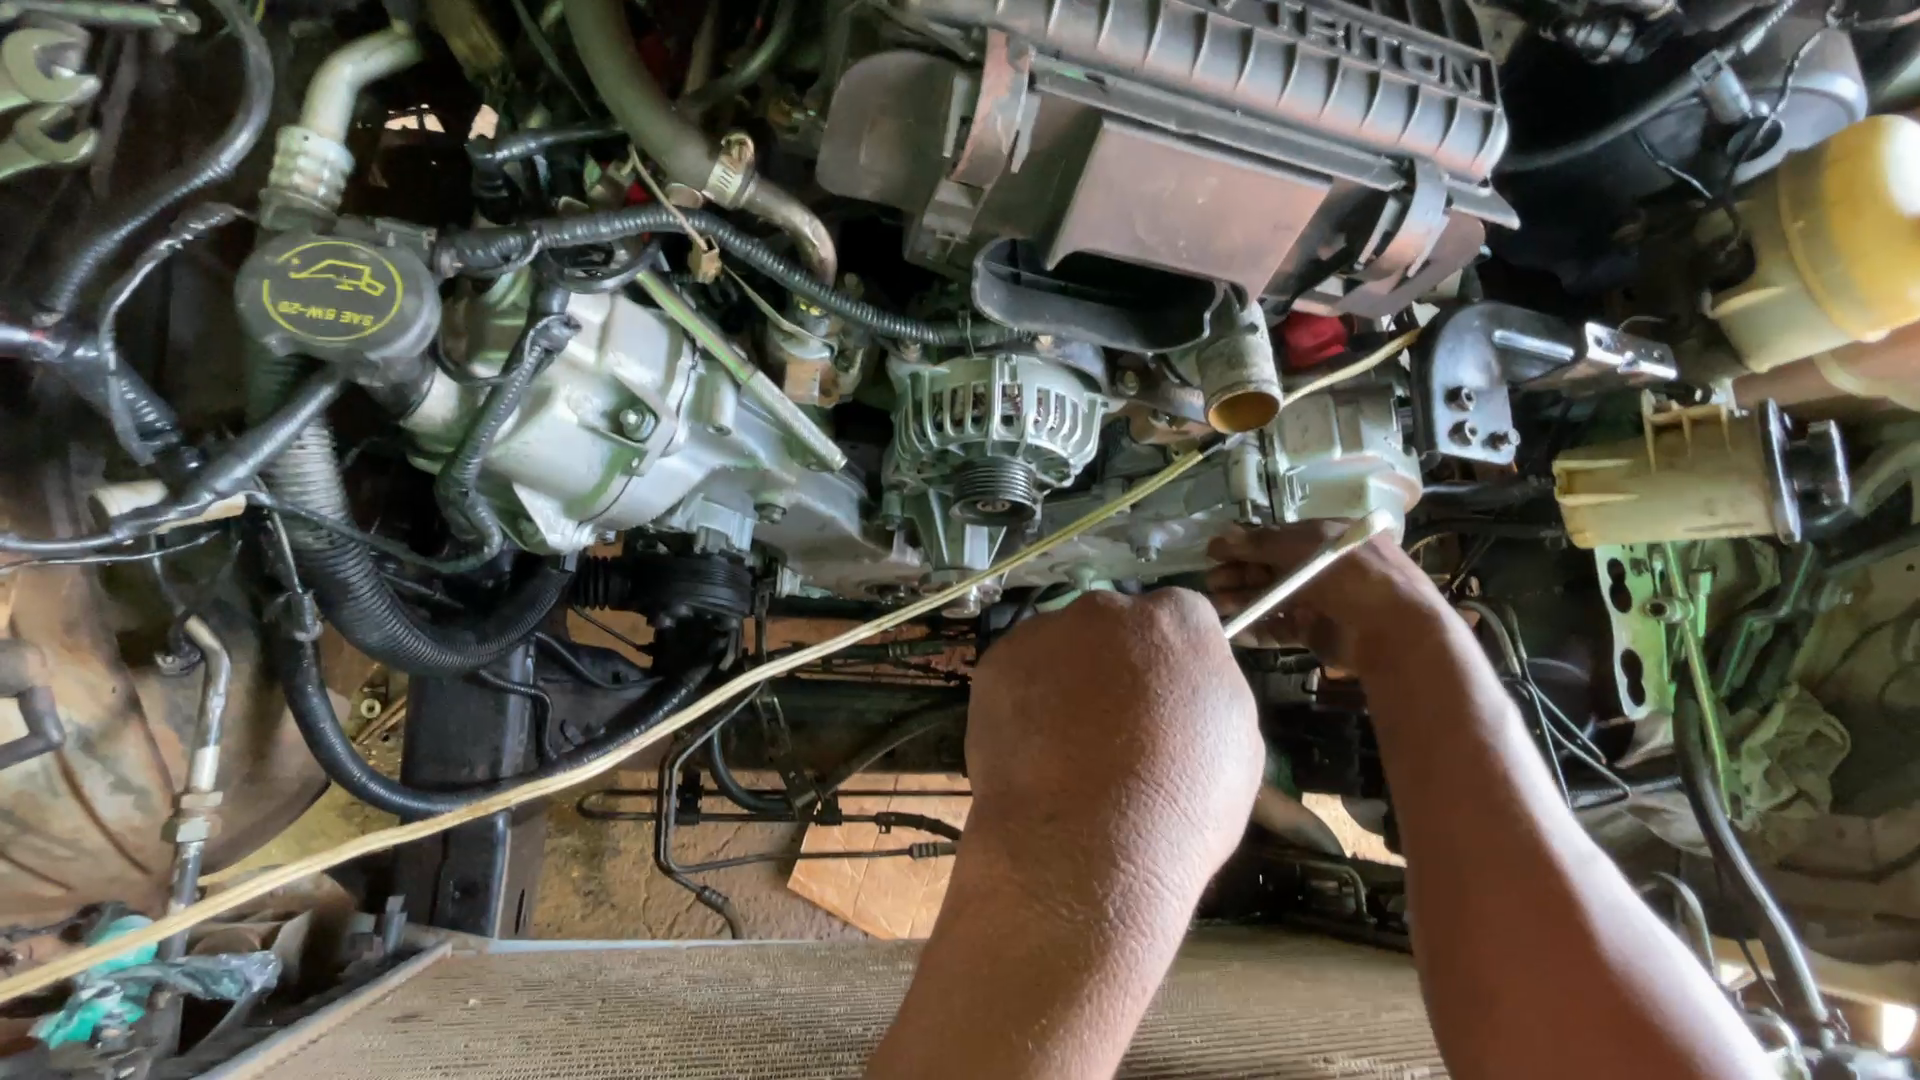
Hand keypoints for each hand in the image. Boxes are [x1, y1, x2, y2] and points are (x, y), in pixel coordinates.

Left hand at [965, 588, 1261, 914]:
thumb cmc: (1183, 802)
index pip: (1179, 618)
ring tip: (1063, 746)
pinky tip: (1030, 750)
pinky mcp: (997, 663)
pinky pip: (1017, 673)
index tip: (1163, 699)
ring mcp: (1046, 632)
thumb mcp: (1236, 743)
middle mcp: (1108, 610)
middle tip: (1112, 724)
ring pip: (1060, 647)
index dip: (1170, 662)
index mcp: (1177, 621)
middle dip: (1114, 663)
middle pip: (1113, 626)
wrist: (1088, 842)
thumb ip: (1206, 691)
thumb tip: (1181, 688)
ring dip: (1065, 679)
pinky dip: (1022, 701)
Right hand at [1206, 522, 1446, 670]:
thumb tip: (1218, 539)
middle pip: (1270, 569)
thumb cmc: (1350, 575)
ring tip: (1215, 605)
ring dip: (1242, 600)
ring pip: (1271, 599)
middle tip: (1211, 582)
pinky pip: (1280, 629)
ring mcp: (1319, 601)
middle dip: (1238, 574)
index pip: (1276, 538)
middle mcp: (1321, 567)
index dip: (1244, 546)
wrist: (1394, 628)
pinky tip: (1233, 631)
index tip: (1213, 554)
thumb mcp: (1303, 546)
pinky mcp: (1316, 632)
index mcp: (1325, 537)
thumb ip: (1258, 543)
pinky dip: (1256, 629)